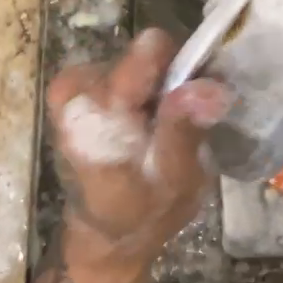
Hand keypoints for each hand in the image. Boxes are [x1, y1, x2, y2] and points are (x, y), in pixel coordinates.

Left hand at [46, 28, 231, 282]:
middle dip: (170, 84)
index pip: (151, 50)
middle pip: (147, 54)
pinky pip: (127, 70)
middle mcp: (76, 84)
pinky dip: (143, 94)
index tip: (197, 102)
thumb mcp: (174, 180)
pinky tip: (146, 126)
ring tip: (161, 131)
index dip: (184, 69)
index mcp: (96, 107)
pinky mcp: (77, 86)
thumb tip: (209, 86)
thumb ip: (185, 129)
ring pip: (140, 61)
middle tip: (176, 128)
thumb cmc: (142, 211)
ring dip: (158, 91)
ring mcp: (72, 83)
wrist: (106, 233)